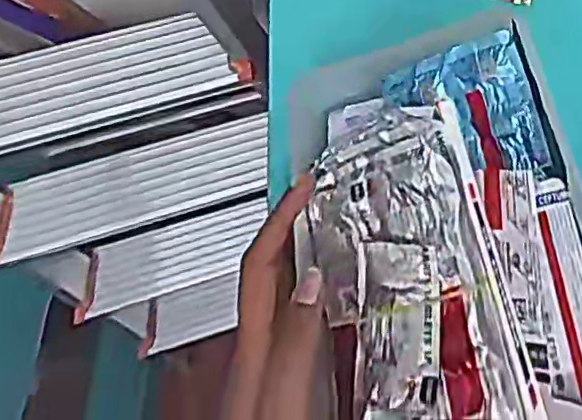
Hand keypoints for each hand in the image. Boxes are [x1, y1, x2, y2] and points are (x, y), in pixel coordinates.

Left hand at [222, 176, 324, 419]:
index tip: (302, 184)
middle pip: (267, 270)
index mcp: (252, 346)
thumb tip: (313, 277)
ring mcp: (265, 365)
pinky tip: (330, 298)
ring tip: (326, 232)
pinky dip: (313, 292)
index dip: (281, 216)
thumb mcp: (284, 401)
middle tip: (318, 198)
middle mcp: (255, 349)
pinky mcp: (279, 380)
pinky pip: (295, 318)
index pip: (260, 262)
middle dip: (290, 225)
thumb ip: (297, 340)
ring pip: (282, 292)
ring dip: (302, 254)